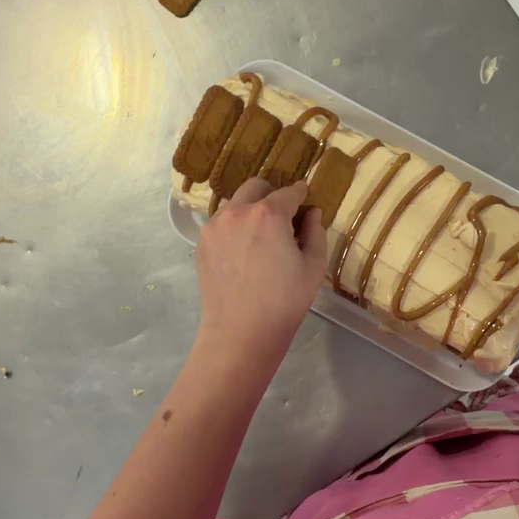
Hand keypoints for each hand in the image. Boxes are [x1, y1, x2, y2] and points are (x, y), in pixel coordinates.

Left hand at [194, 178, 327, 358]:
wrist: (241, 332)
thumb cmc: (284, 302)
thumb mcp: (313, 267)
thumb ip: (316, 232)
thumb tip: (312, 213)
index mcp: (268, 214)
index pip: (289, 192)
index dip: (301, 195)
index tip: (306, 200)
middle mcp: (237, 212)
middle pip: (256, 187)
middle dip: (272, 196)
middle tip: (284, 220)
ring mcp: (214, 227)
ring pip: (236, 204)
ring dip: (251, 211)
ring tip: (262, 240)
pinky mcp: (202, 244)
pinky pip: (222, 225)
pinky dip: (235, 229)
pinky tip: (244, 255)